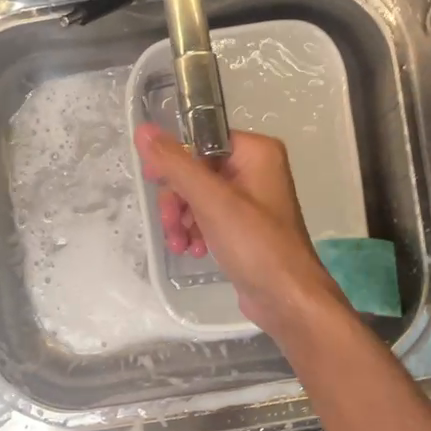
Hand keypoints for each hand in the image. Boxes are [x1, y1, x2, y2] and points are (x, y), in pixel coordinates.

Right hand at [134, 124, 347, 335]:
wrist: (287, 299)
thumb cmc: (255, 245)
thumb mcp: (211, 201)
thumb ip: (176, 164)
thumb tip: (144, 130)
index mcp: (255, 152)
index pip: (201, 141)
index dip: (174, 162)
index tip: (154, 182)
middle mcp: (255, 170)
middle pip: (196, 171)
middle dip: (177, 200)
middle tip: (171, 226)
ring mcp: (250, 201)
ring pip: (199, 198)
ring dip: (182, 221)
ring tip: (181, 245)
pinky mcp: (244, 228)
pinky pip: (209, 219)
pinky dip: (196, 233)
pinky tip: (194, 251)